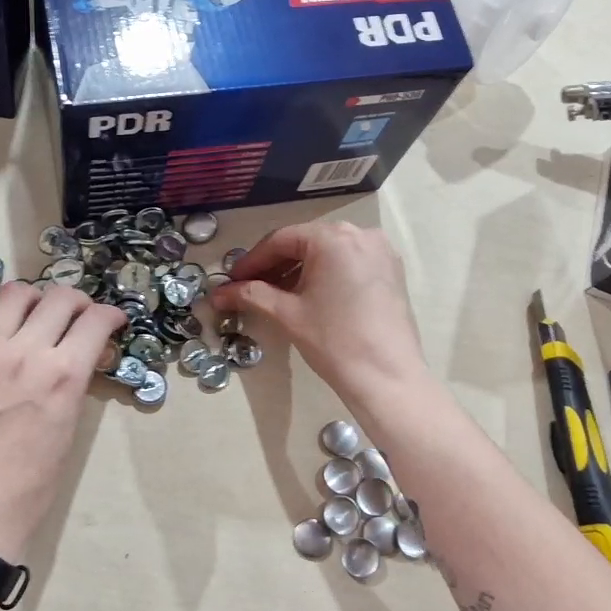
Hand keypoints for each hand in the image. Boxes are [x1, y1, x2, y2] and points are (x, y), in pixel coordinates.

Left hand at [0, 282, 124, 560]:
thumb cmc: (32, 485)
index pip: (95, 321)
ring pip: (15, 294)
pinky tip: (2, 326)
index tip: (114, 322)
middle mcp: (27, 353)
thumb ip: (74, 386)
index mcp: (64, 376)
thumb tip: (81, 359)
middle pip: (60, 298)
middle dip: (80, 302)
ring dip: (36, 298)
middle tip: (81, 317)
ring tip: (38, 315)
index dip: (111, 315)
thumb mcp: (69, 431)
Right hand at [210, 222, 426, 404]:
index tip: (231, 281)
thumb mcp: (287, 313)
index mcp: (334, 238)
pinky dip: (325, 274)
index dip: (252, 261)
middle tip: (248, 288)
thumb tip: (219, 293)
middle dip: (275, 265)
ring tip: (275, 294)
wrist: (386, 376)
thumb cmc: (333, 341)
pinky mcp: (391, 271)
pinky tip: (308, 296)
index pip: (281, 240)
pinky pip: (349, 262)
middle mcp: (361, 234)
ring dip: (299, 269)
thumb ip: (251, 295)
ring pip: (328, 252)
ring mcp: (381, 251)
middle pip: (306, 243)